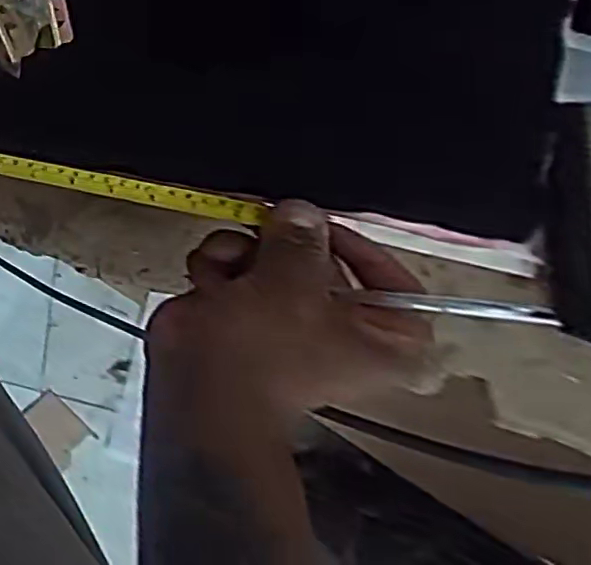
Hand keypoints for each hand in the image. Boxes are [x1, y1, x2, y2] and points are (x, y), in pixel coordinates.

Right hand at [146, 200, 434, 425]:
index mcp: (383, 336)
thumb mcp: (292, 286)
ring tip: (222, 267)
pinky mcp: (236, 306)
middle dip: (275, 244)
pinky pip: (231, 268)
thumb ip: (299, 242)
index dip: (352, 245)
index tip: (314, 223)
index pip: (389, 277)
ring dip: (237, 252)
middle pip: (314, 259)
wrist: (201, 381)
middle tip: (255, 231)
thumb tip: (301, 208)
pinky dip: (215, 266)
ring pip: (264, 257)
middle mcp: (336, 323)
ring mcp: (281, 314)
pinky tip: (205, 278)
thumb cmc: (265, 344)